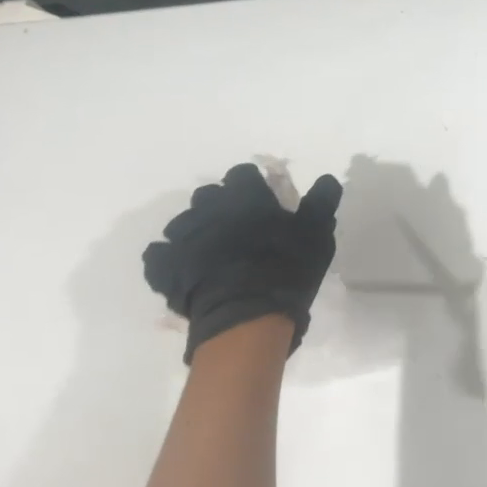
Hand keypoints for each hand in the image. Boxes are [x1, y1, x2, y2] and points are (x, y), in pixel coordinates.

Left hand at [143, 163, 342, 363]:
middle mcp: (208, 209)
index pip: (242, 174)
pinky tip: (185, 265)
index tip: (263, 197)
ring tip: (212, 247)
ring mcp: (182, 238)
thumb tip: (326, 178)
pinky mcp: (164, 266)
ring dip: (197, 228)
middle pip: (208, 195)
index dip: (253, 183)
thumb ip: (321, 202)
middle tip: (239, 223)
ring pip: (183, 222)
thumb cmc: (288, 267)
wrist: (248, 313)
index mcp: (245, 197)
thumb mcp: (317, 232)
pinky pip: (159, 254)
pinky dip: (170, 256)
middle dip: (221, 204)